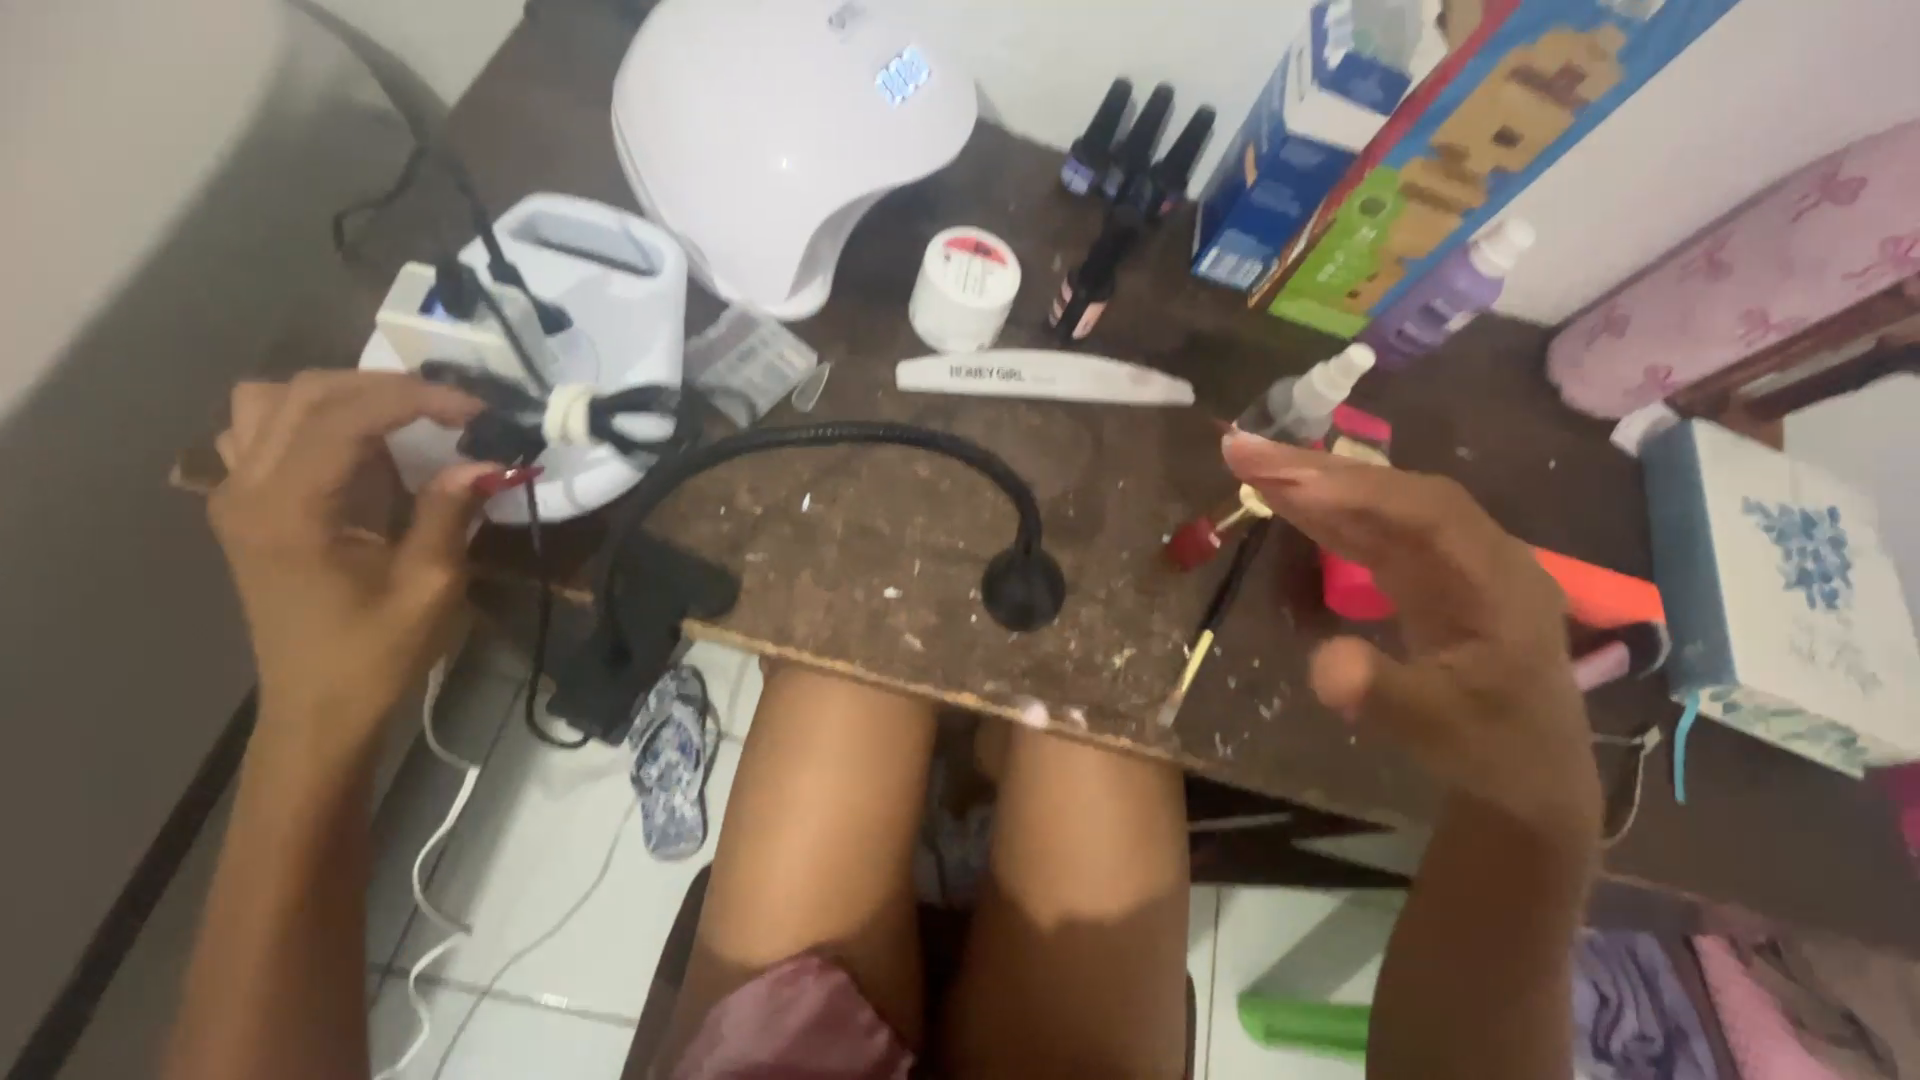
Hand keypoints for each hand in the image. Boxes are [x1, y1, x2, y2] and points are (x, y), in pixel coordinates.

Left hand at [209, 371, 490, 753]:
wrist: (318, 709)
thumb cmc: (375, 656)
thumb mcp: (429, 587)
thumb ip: (447, 512)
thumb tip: (486, 460)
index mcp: (289, 510)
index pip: (344, 416)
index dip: (417, 397)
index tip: (478, 410)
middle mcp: (247, 489)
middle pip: (305, 393)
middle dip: (387, 387)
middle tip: (452, 409)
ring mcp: (236, 495)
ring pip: (271, 401)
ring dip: (341, 395)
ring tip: (400, 417)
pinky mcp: (245, 507)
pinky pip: (259, 431)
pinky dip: (308, 418)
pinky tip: (353, 445)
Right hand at [1223, 430, 1601, 849]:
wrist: (1526, 774)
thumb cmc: (1491, 749)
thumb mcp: (1436, 730)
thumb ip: (1382, 693)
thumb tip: (1323, 665)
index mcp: (1498, 582)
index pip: (1426, 516)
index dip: (1356, 494)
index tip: (1287, 480)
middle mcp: (1479, 555)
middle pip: (1396, 496)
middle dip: (1320, 472)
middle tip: (1243, 450)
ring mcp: (1452, 562)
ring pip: (1380, 508)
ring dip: (1315, 485)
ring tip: (1249, 464)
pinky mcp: (1427, 576)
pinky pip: (1374, 533)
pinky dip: (1327, 515)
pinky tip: (1288, 502)